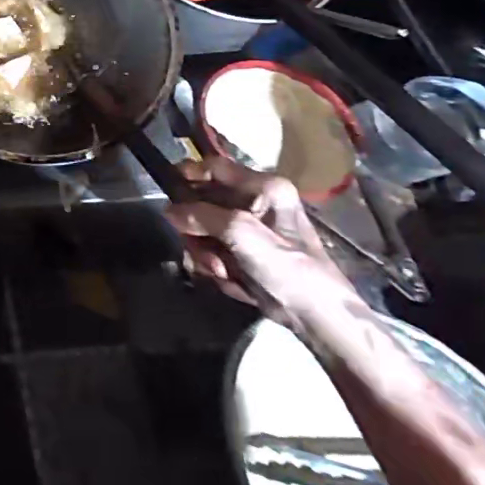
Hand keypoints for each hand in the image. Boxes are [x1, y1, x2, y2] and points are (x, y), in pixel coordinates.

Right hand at [166, 154, 356, 320]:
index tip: (168, 187)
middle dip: (199, 230)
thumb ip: (203, 217)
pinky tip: (231, 281)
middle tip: (203, 252)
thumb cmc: (287, 266)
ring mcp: (250, 231)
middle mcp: (257, 203)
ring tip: (222, 272)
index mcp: (264, 187)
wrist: (317, 317)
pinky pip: (214, 252)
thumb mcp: (242, 234)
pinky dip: (216, 267)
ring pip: (206, 231)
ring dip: (207, 254)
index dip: (190, 173)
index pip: (216, 167)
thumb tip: (169, 211)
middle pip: (205, 203)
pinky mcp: (246, 255)